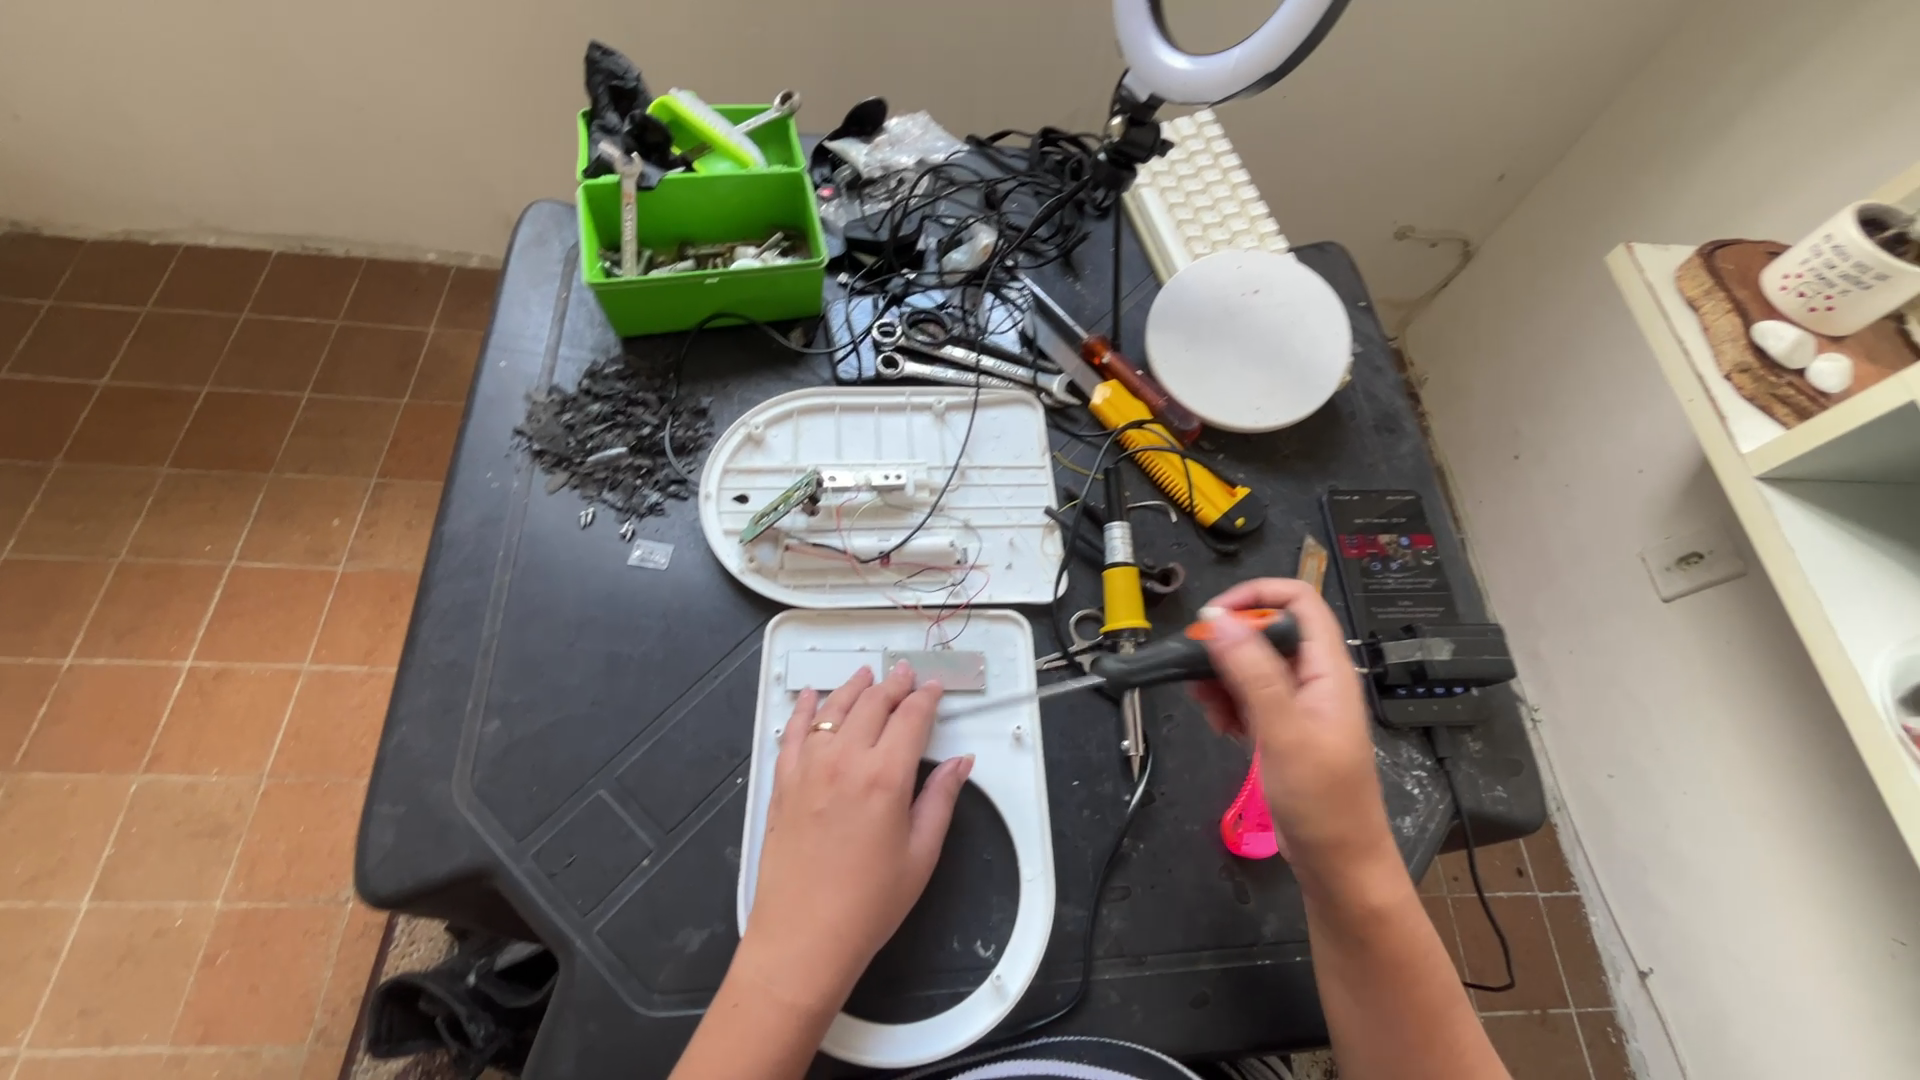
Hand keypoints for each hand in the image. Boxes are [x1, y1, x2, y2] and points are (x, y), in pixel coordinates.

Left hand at [738, 662, 972, 1015]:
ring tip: (867, 674)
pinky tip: (811, 696)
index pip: (911, 717)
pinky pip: (793, 732)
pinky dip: (804, 709)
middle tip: (906, 674)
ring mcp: (809, 768)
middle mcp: (845, 760)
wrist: (803, 938)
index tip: (934, 688)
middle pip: (873, 703)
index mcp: (885, 776)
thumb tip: (962, 763)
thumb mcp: (921, 853)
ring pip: (834, 708)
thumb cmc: (869, 903)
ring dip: (854, 686)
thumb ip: (941, 798)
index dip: (926, 697)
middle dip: (894, 684)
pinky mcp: (784, 783)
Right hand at [1189, 579, 1396, 887]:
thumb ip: (1252, 672)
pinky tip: (1220, 725)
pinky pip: (1247, 695)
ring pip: (1251, 664)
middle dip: (1228, 643)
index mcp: (1328, 669)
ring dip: (1221, 677)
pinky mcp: (1280, 726)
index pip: (1298, 601)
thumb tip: (1219, 619)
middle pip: (1267, 632)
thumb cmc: (1322, 801)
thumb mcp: (1284, 732)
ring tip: (1207, 706)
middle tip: (1196, 668)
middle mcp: (1313, 678)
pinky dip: (1226, 702)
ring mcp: (1296, 703)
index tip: (1214, 618)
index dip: (1256, 597)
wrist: (1337, 863)